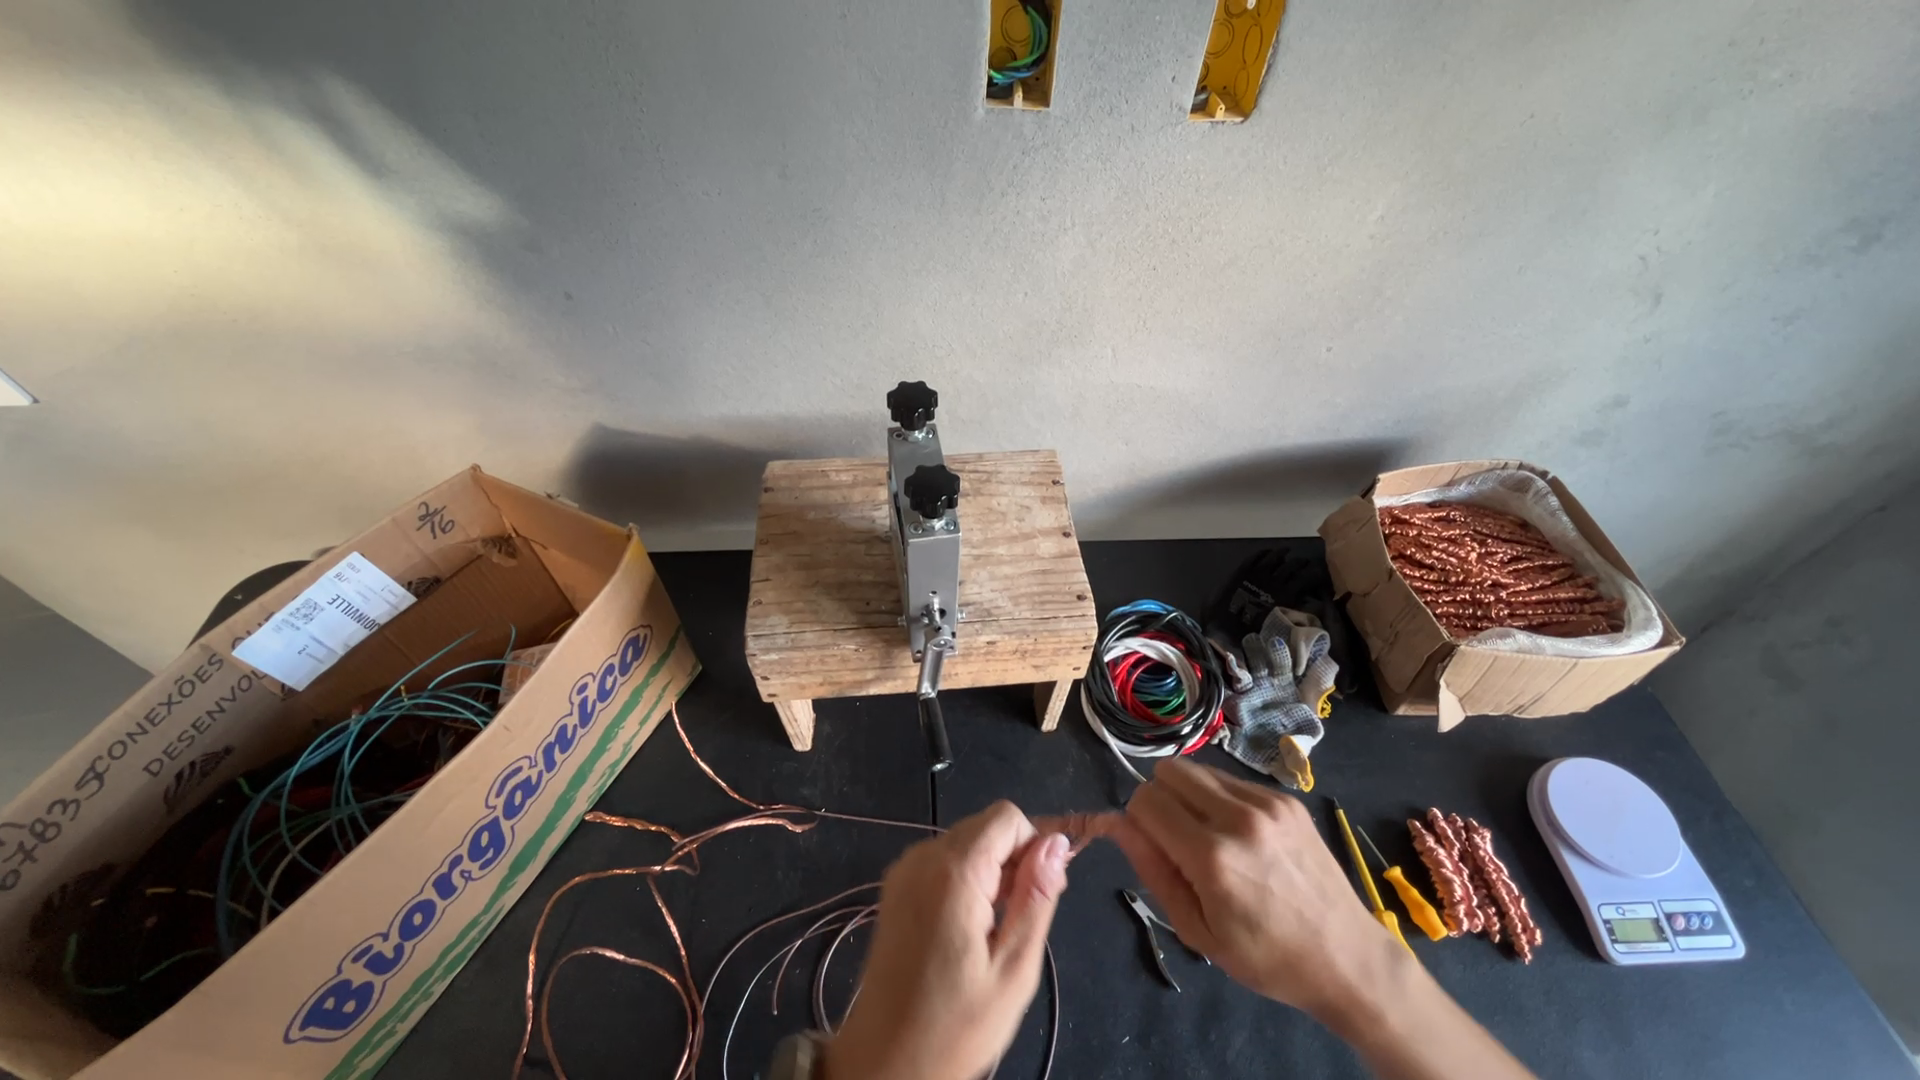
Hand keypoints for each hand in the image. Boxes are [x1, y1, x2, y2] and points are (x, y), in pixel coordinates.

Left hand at [826, 802, 1069, 1079]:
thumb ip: (1036, 897)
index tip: (1041, 893)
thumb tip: (1057, 842)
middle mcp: (923, 857)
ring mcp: (903, 870)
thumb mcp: (1013, 969)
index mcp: (953, 872)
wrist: (884, 1063)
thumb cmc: (956, 1026)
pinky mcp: (894, 887)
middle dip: (1013, 859)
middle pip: (985, 826)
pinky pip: (943, 860)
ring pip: (966, 841)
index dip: (1033, 846)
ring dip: (990, 872)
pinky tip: (967, 929)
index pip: (1006, 816)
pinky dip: (965, 880)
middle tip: (1019, 920)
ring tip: (993, 932)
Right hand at [1110, 757, 1403, 1020]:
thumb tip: (1116, 823)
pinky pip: (1230, 779)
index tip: (1155, 848)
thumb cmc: (1266, 957)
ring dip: (1190, 795)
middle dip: (1160, 799)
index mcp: (1212, 857)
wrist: (1348, 957)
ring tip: (1211, 837)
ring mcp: (1268, 803)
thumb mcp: (1196, 930)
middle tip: (1179, 840)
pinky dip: (1221, 798)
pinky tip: (1241, 836)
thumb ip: (1152, 869)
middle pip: (1168, 771)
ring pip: (1198, 769)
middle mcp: (1239, 817)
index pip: (1145, 800)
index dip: (1137, 821)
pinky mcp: (1287, 799)